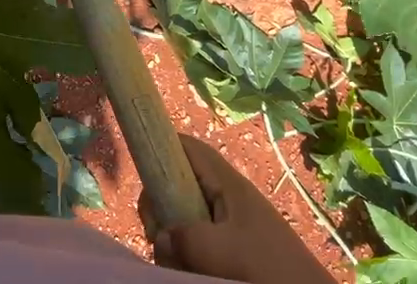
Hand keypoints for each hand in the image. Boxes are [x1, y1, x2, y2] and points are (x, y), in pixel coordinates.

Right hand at [147, 135, 336, 283]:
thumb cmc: (270, 270)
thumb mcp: (222, 252)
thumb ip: (183, 237)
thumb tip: (160, 236)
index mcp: (227, 183)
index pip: (184, 146)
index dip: (160, 151)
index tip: (146, 182)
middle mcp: (226, 198)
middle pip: (177, 184)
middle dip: (161, 208)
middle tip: (160, 235)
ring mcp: (230, 225)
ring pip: (184, 217)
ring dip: (174, 240)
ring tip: (179, 262)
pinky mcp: (234, 251)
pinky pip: (197, 242)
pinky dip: (187, 257)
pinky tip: (189, 272)